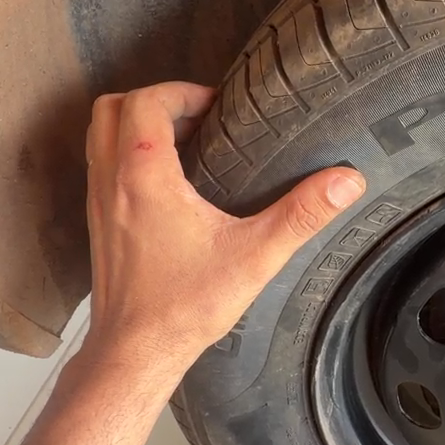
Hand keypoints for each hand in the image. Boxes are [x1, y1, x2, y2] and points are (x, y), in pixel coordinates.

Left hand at [79, 82, 365, 380]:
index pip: (146, 102)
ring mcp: (98, 203)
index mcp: (144, 177)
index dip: (181, 92)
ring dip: (137, 124)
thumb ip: (302, 214)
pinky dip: (128, 152)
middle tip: (201, 116)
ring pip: (99, 134)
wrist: (135, 352)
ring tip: (187, 142)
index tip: (217, 106)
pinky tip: (170, 181)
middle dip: (157, 100)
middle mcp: (111, 182)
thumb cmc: (187, 305)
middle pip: (112, 107)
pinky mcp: (99, 224)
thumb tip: (347, 181)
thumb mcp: (256, 256)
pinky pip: (101, 164)